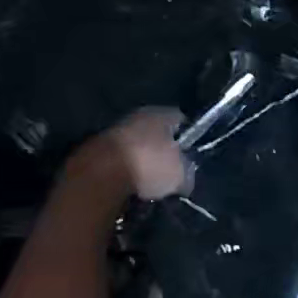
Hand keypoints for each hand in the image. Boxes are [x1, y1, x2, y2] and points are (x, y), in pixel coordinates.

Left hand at [68, 107, 188, 200]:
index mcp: (160, 114)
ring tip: (154, 182)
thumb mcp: (182, 175)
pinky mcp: (104, 145)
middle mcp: (139, 115)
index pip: (181, 120)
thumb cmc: (149, 164)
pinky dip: (130, 167)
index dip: (190, 137)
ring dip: (146, 160)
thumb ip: (188, 172)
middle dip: (166, 150)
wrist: (104, 169)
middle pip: (159, 132)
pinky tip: (135, 183)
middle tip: (174, 171)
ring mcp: (119, 128)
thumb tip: (184, 177)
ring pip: (140, 144)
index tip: (193, 155)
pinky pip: (125, 156)